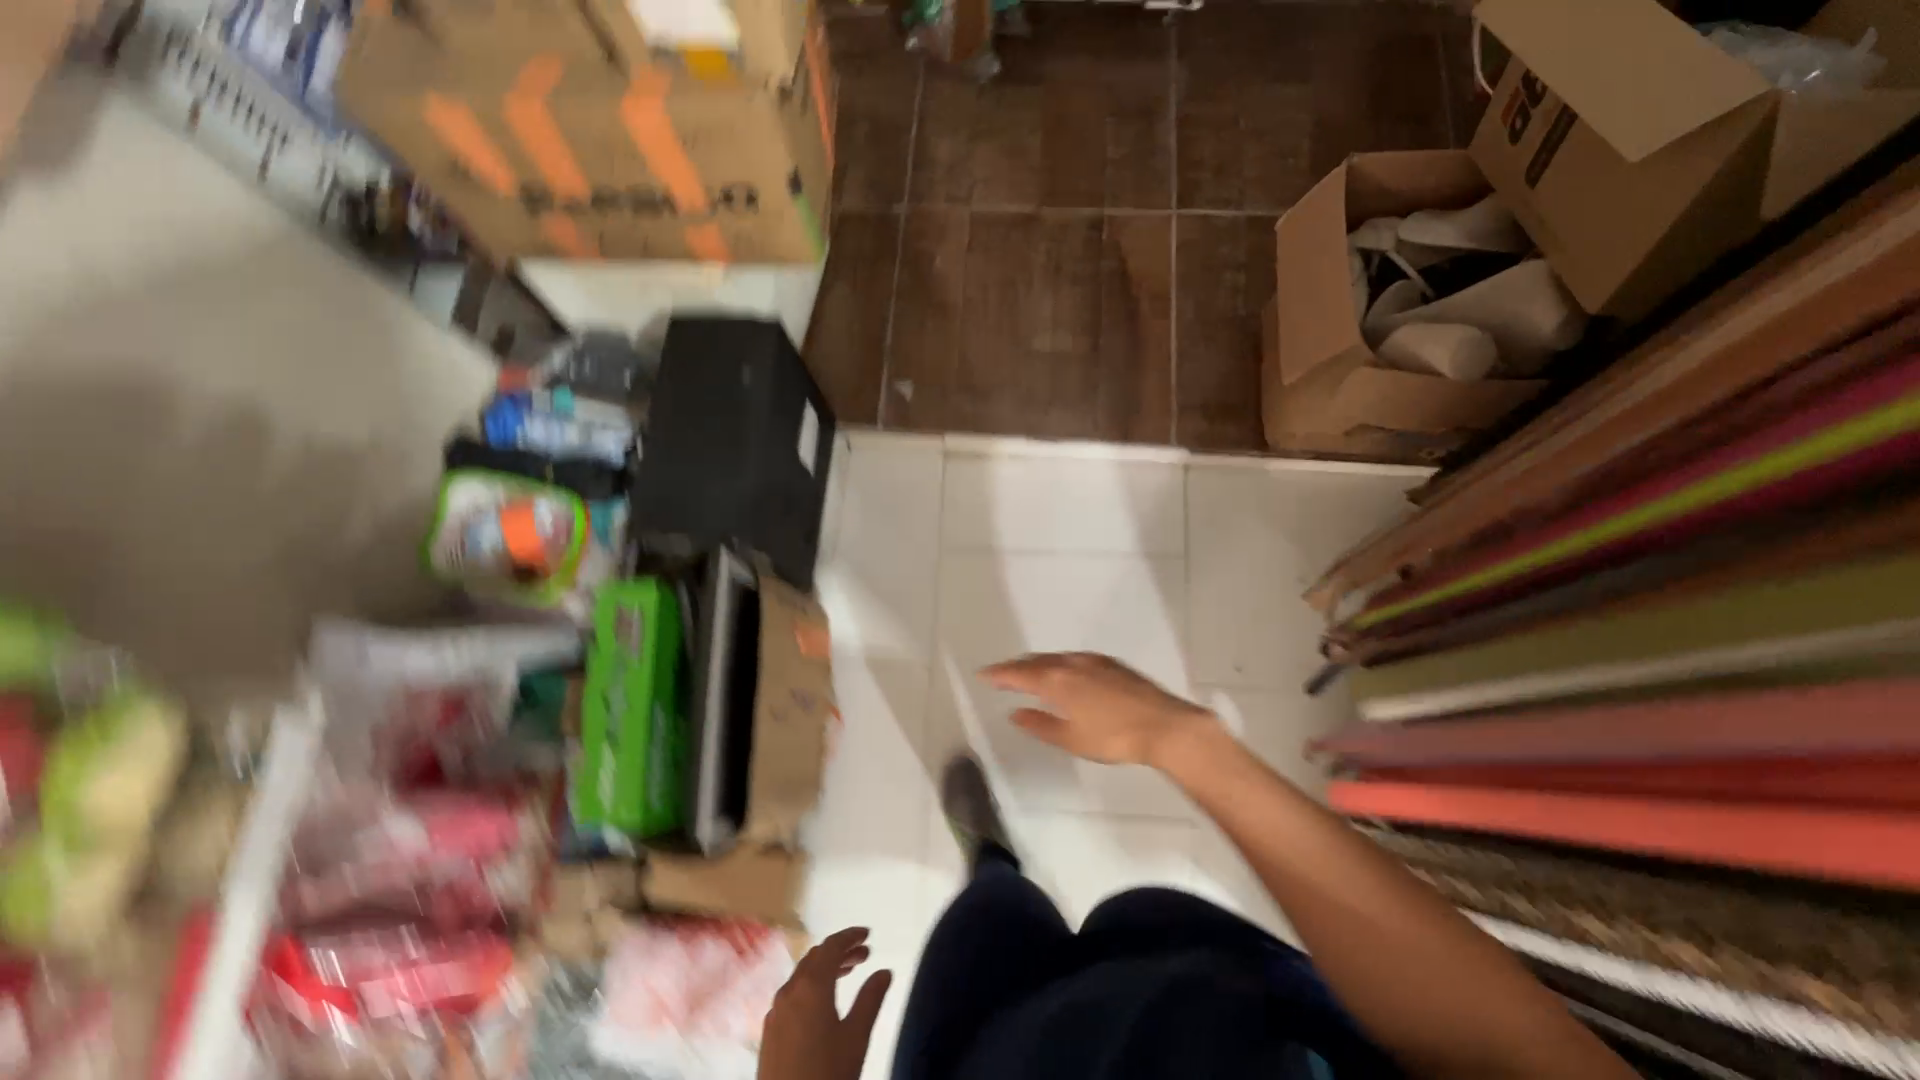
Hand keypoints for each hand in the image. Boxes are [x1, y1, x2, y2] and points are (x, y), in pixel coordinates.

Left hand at [759, 927, 893, 1079]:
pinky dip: (811, 985)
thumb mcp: (856, 1037)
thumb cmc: (827, 1072)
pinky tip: (823, 1001)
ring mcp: (775, 1011)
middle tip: (864, 955)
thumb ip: (871, 999)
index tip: (867, 934)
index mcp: (810, 986)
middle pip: (815, 958)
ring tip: (848, 972)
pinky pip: (792, 993)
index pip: (831, 947)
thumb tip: (884, 971)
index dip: (849, 936)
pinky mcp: (769, 1030)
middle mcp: (789, 991)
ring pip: (802, 975)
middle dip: (840, 951)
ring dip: (825, 968)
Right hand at [980, 652, 1221, 768]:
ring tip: (1028, 673)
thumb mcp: (1071, 739)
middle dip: (1016, 667)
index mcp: (1057, 680)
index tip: (982, 675)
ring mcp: (1095, 661)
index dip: (999, 674)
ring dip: (1038, 664)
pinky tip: (1064, 673)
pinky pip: (1075, 658)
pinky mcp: (1113, 665)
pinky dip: (1059, 663)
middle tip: (1001, 674)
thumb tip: (1016, 713)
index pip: (1019, 674)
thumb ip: (1041, 724)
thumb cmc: (1114, 738)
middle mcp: (1072, 663)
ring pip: (1057, 658)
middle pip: (1036, 661)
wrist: (1166, 726)